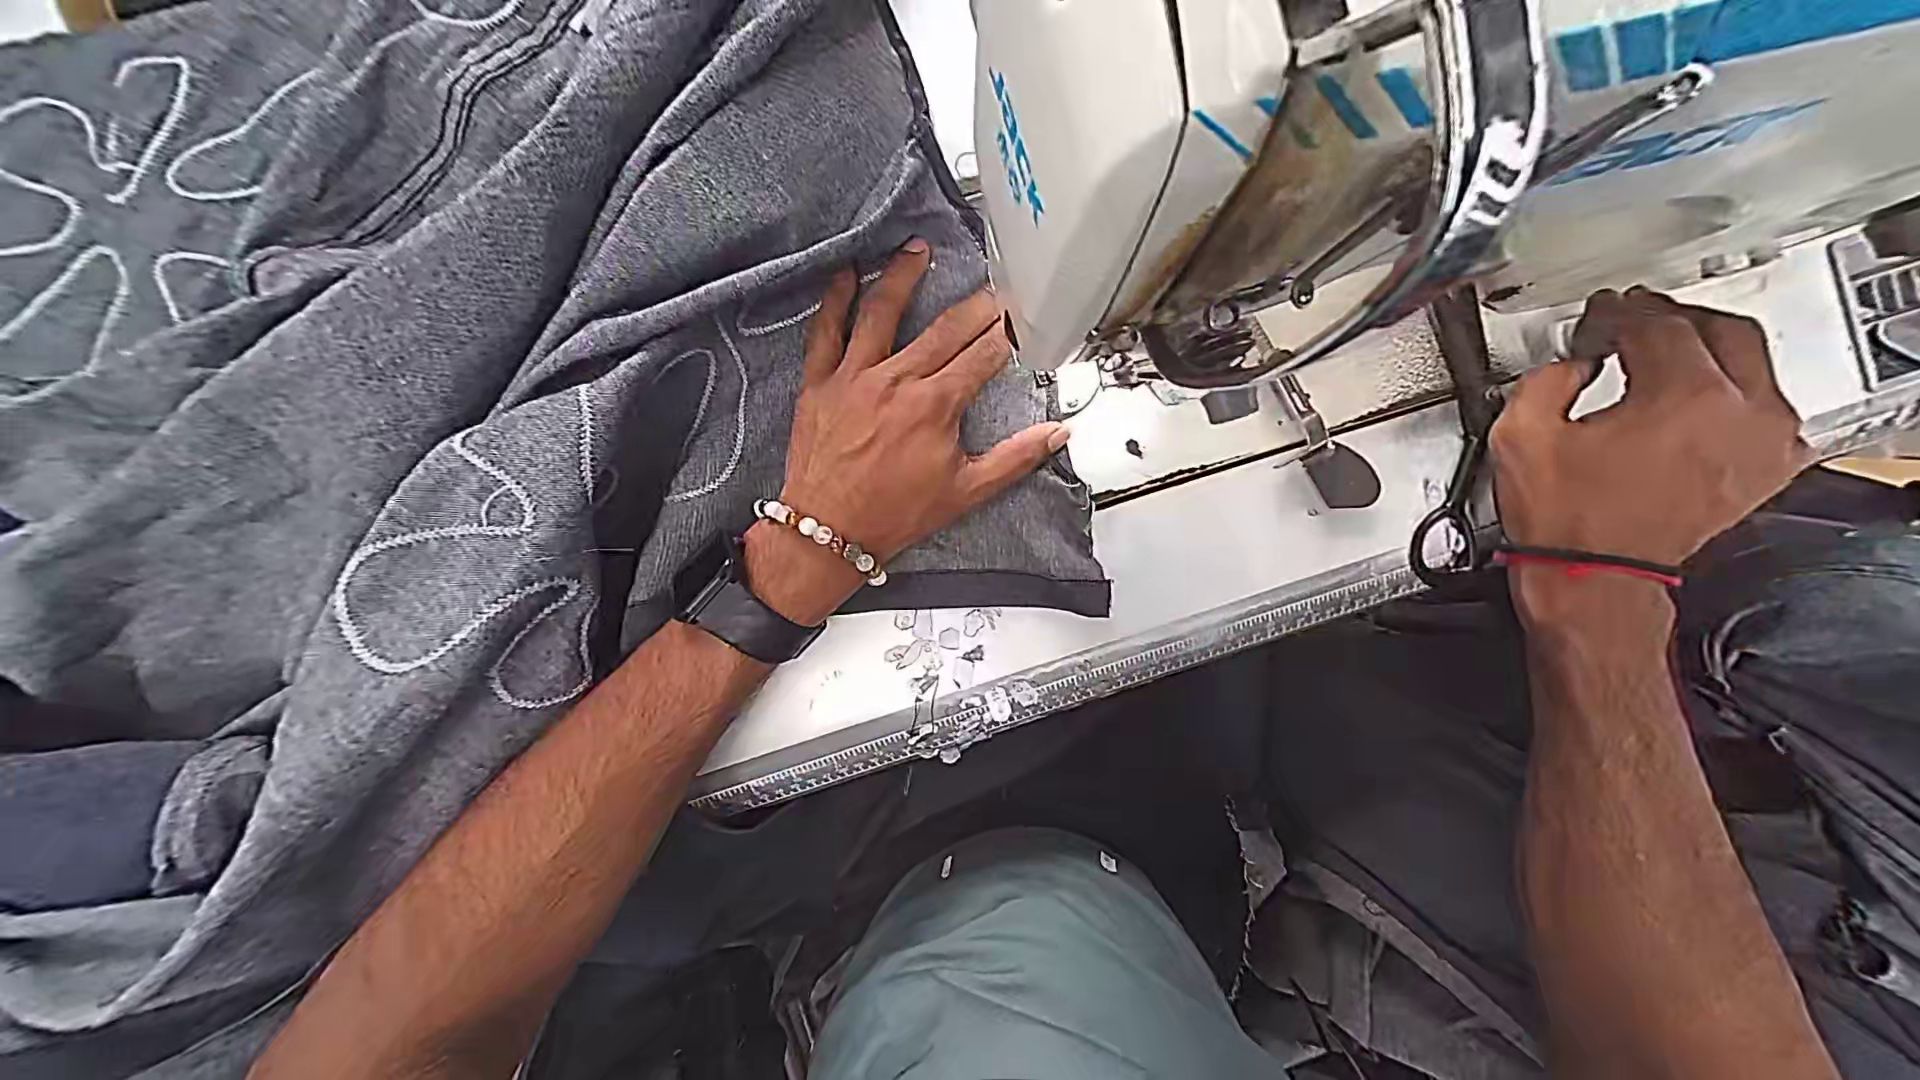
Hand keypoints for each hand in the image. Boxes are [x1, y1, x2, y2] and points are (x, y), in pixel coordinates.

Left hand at [743, 239, 1068, 624]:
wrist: (830, 532)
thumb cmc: (895, 514)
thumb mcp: (966, 492)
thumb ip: (1015, 459)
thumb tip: (1057, 435)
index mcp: (936, 406)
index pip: (982, 356)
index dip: (1005, 335)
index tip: (1017, 321)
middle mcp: (897, 381)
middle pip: (945, 328)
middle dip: (974, 306)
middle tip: (990, 289)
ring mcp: (855, 377)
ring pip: (882, 312)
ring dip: (903, 276)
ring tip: (918, 250)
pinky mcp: (820, 383)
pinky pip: (825, 331)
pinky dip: (835, 300)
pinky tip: (846, 275)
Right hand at [1491, 288, 1810, 619]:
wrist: (1593, 572)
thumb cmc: (1563, 517)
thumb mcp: (1518, 436)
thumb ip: (1545, 380)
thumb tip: (1571, 365)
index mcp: (1682, 397)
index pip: (1657, 326)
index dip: (1620, 313)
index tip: (1601, 314)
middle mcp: (1741, 411)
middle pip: (1720, 331)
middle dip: (1670, 319)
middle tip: (1632, 320)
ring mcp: (1764, 440)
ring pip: (1752, 363)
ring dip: (1705, 348)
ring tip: (1662, 351)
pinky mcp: (1766, 465)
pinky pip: (1765, 404)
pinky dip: (1730, 388)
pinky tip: (1695, 393)